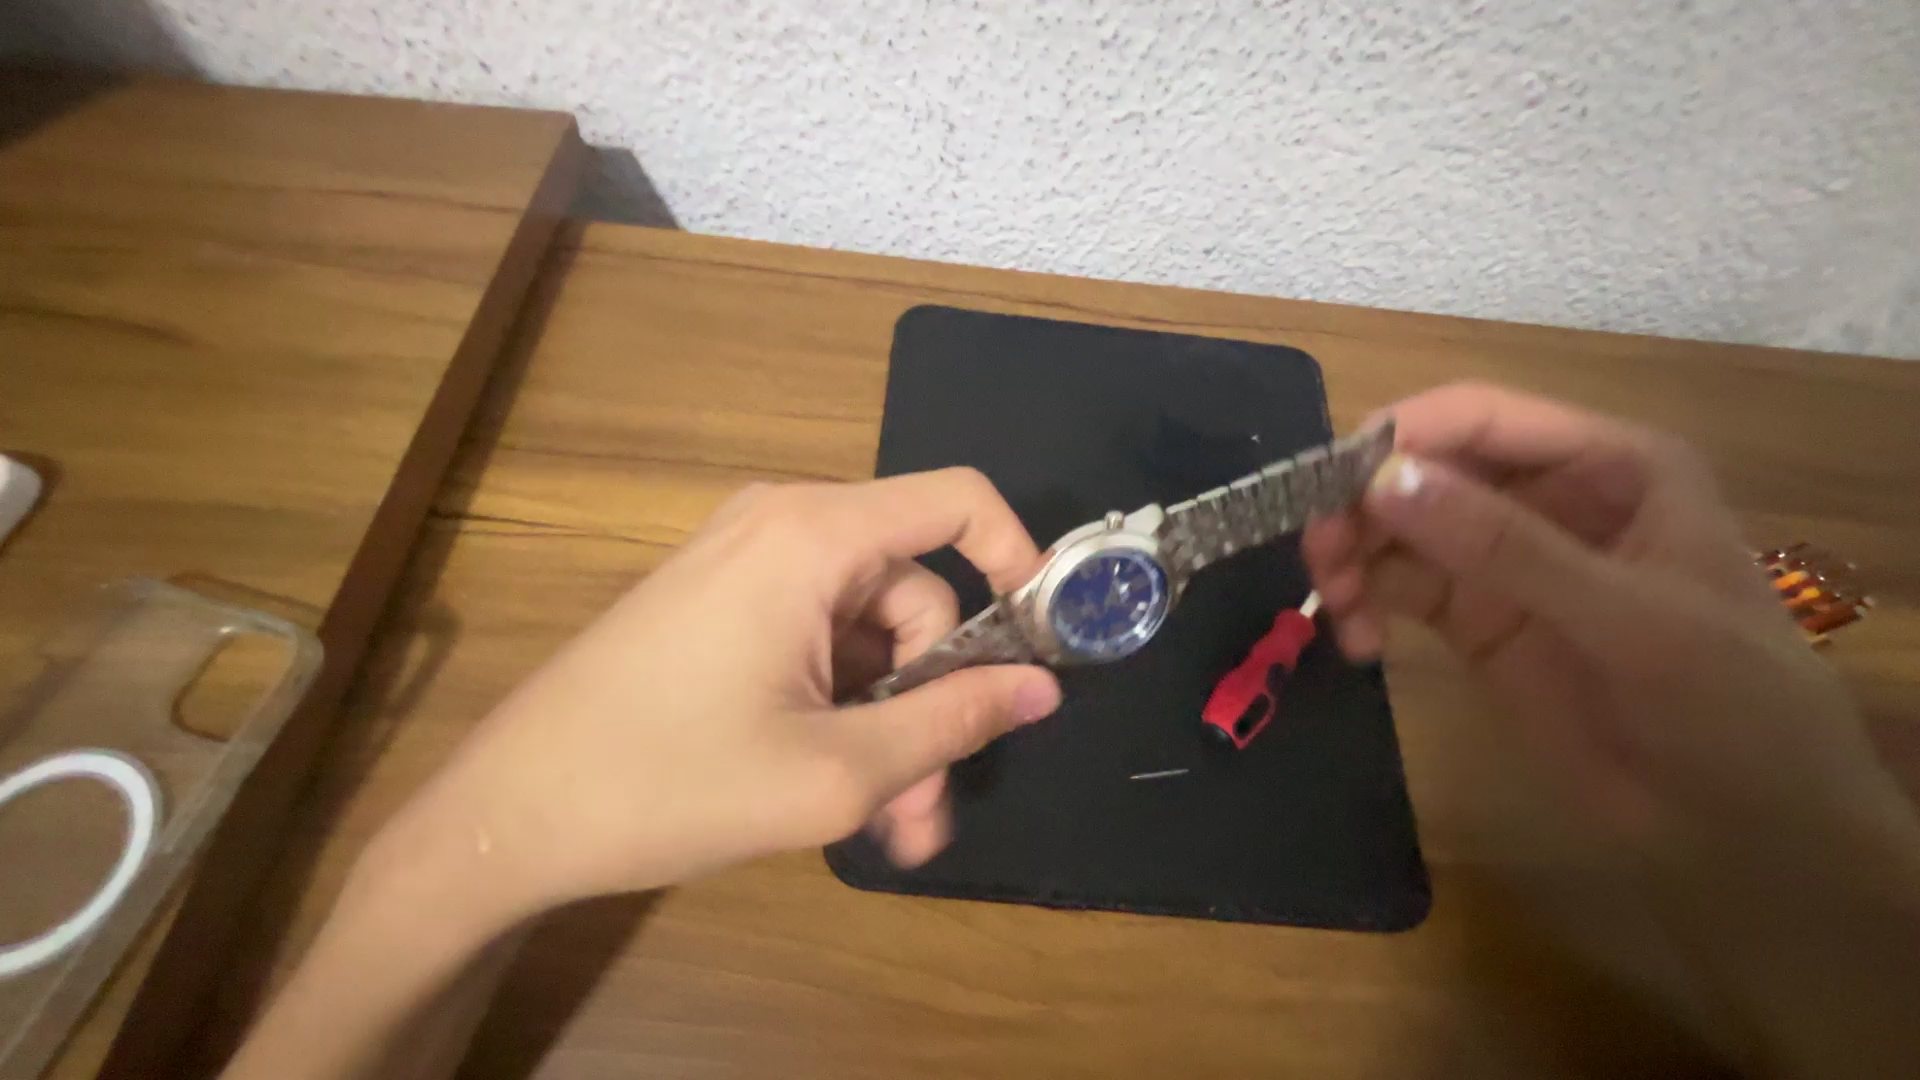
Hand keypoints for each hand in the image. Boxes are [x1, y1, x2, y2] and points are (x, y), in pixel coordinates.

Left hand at [376, 469, 1061, 928]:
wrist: (506, 817)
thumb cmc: (670, 784)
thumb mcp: (836, 771)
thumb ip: (952, 720)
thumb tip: (1041, 688)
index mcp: (813, 534)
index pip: (957, 500)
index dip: (1016, 557)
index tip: (1036, 641)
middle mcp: (784, 525)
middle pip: (911, 591)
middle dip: (932, 697)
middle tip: (926, 806)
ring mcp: (748, 562)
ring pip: (866, 630)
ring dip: (888, 719)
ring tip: (883, 819)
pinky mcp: (725, 602)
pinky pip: (818, 637)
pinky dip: (842, 704)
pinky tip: (832, 781)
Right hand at [1304, 383, 1919, 1075]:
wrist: (1741, 826)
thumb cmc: (1725, 706)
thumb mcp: (1624, 618)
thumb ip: (1503, 547)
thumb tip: (1380, 482)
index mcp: (1602, 466)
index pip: (1476, 419)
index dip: (1397, 439)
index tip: (1331, 489)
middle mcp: (1539, 497)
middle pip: (1417, 472)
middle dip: (1359, 509)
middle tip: (1320, 560)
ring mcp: (1496, 558)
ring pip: (1392, 530)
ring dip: (1351, 559)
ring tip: (1337, 608)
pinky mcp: (1466, 614)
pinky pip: (1390, 586)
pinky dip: (1360, 605)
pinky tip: (1360, 642)